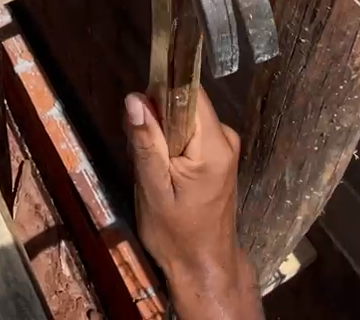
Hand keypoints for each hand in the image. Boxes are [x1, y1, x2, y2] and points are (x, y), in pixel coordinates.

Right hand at [127, 85, 260, 319]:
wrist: (203, 268)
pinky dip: (168, 140)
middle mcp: (225, 137)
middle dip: (154, 116)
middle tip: (138, 149)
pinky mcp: (218, 152)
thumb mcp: (153, 188)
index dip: (160, 91)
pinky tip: (159, 166)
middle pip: (183, 100)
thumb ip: (146, 141)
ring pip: (181, 113)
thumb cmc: (176, 234)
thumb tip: (134, 98)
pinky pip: (187, 128)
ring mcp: (224, 144)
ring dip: (158, 130)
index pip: (189, 91)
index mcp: (214, 145)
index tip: (139, 112)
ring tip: (148, 164)